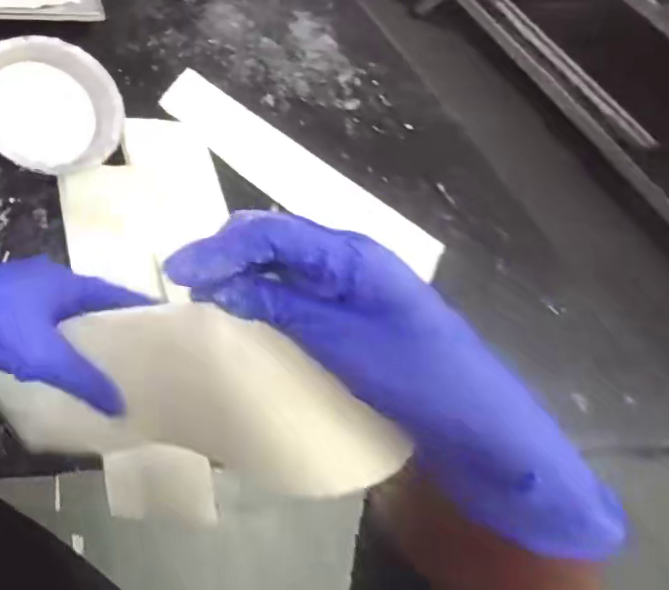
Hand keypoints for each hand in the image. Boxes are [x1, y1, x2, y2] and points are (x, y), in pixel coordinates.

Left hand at [0, 257, 149, 414]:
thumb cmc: (0, 326)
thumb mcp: (47, 356)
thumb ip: (85, 379)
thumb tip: (121, 404)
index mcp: (62, 281)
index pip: (111, 292)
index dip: (137, 307)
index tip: (164, 322)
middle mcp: (44, 277)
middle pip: (88, 300)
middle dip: (110, 322)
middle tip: (139, 349)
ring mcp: (20, 287)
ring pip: (62, 309)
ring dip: (81, 330)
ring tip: (104, 359)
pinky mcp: (1, 301)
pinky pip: (42, 316)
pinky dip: (57, 334)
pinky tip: (60, 357)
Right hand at [165, 212, 626, 560]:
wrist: (489, 435)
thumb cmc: (418, 379)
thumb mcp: (339, 341)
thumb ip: (276, 305)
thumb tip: (214, 286)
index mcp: (349, 253)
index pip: (268, 233)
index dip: (218, 248)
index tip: (179, 272)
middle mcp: (344, 254)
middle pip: (267, 234)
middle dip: (221, 250)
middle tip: (187, 279)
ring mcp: (345, 276)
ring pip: (272, 253)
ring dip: (234, 265)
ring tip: (202, 288)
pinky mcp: (343, 300)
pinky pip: (286, 277)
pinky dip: (254, 282)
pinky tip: (237, 300)